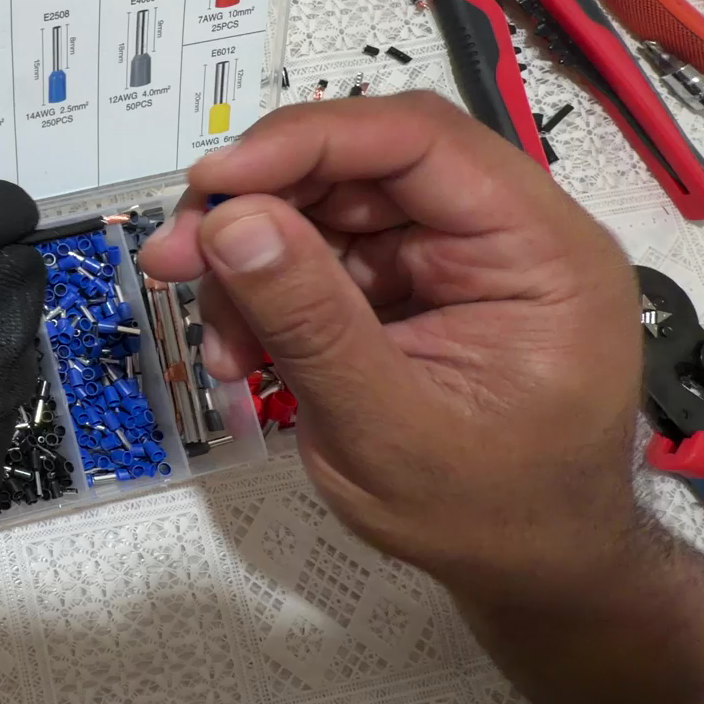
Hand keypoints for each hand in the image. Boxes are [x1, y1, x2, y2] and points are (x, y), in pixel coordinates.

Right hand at [138, 92, 645, 601]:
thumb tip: (228, 220)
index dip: (305, 143)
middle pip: (344, 168)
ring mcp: (425, 255)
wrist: (508, 562)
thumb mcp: (385, 425)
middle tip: (172, 258)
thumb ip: (310, 321)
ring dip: (238, 265)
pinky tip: (236, 353)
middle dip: (248, 208)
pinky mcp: (379, 282)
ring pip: (303, 211)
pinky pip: (291, 258)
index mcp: (532, 249)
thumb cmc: (480, 509)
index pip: (415, 141)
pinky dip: (248, 298)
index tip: (208, 182)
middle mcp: (480, 231)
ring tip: (220, 342)